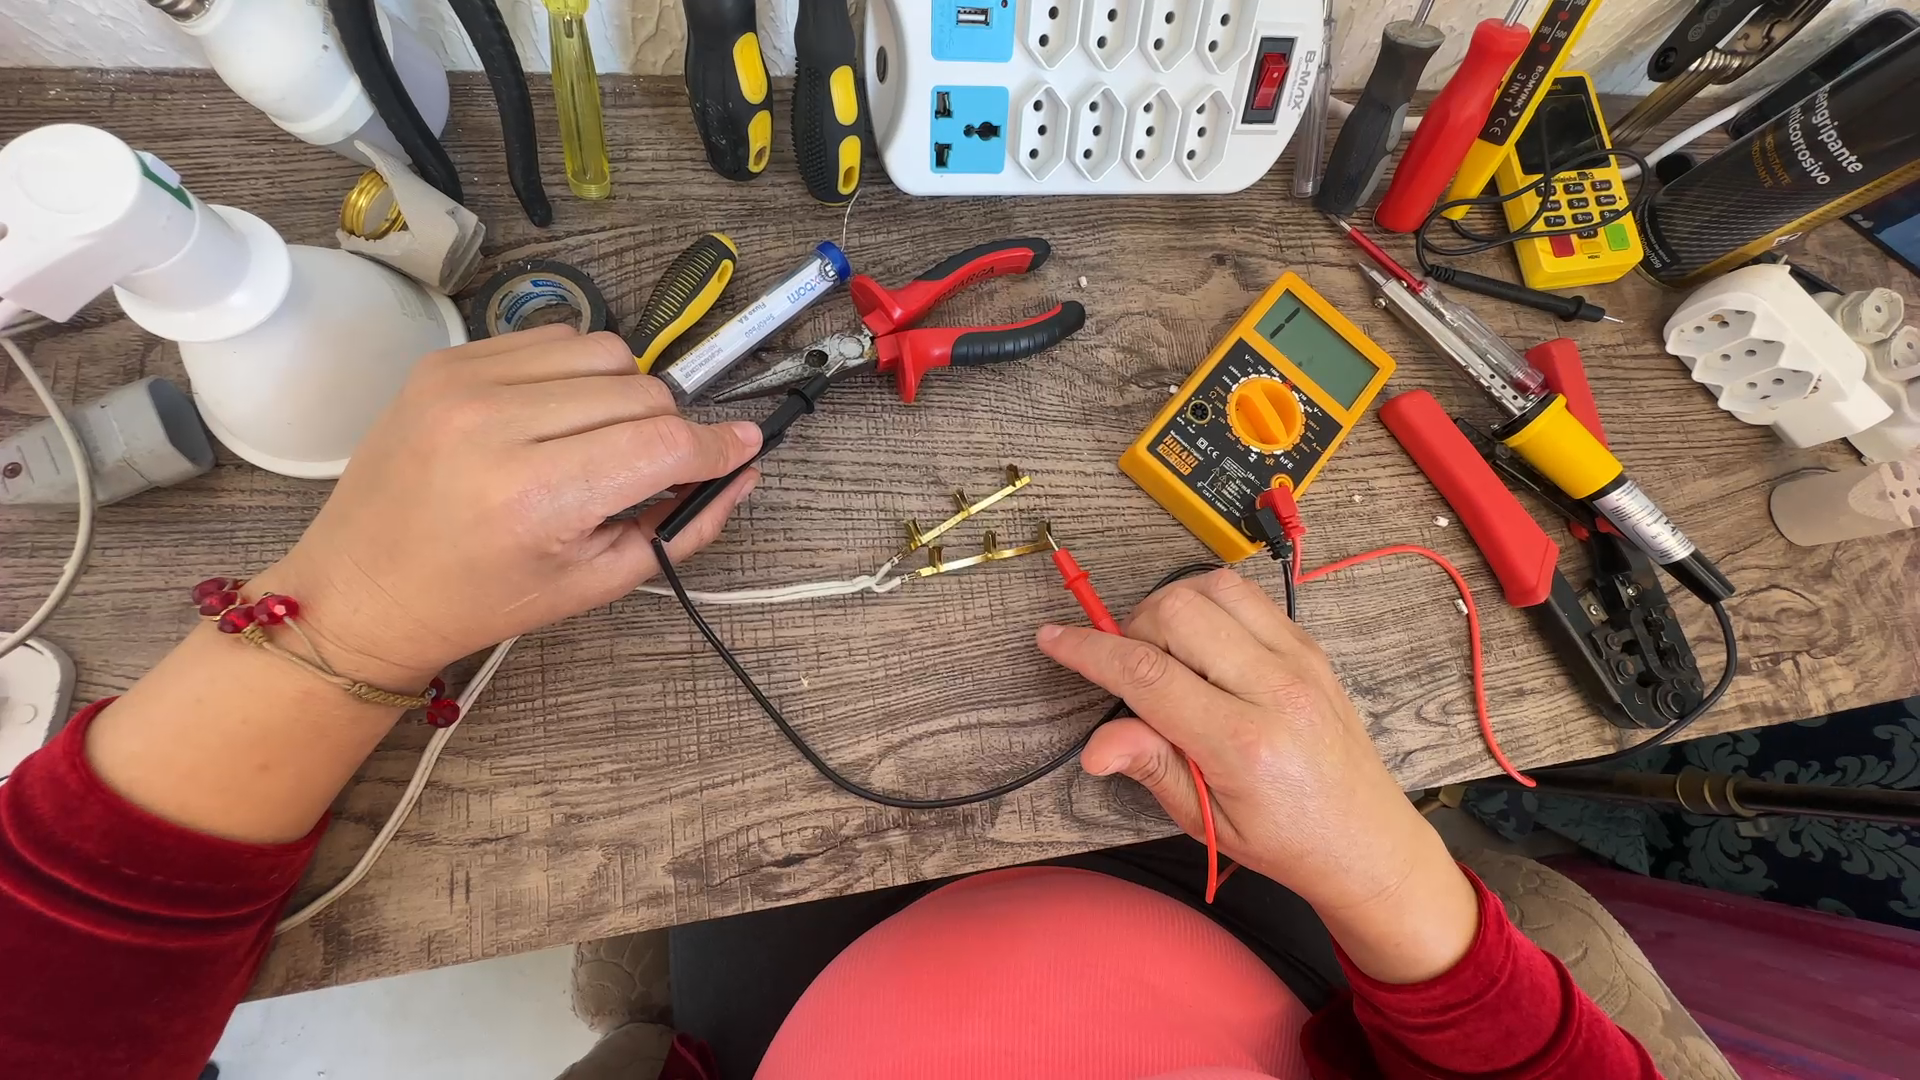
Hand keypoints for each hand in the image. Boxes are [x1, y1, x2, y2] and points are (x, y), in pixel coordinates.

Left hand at [256, 327, 761, 688]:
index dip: (718, 446)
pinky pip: (558, 337)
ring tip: (605, 438)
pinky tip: (563, 414)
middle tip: (654, 470)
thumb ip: (686, 526)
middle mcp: (498, 425)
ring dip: (631, 395)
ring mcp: (466, 380)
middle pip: (645, 394)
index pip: (664, 444)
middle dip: (672, 431)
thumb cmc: (491, 598)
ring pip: (611, 353)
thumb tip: (743, 471)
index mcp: (537, 498)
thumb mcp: (602, 580)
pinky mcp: (448, 358)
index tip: (743, 448)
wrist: (364, 588)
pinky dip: (583, 372)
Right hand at [1038, 568, 1478, 982]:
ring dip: (1169, 607)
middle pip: (1176, 612)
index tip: (1053, 638)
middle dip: (1132, 629)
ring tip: (1165, 650)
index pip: (1146, 673)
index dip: (1088, 650)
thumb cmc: (1286, 840)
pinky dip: (1206, 602)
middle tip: (1130, 668)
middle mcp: (1275, 688)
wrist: (1371, 842)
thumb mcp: (1206, 821)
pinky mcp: (1309, 644)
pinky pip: (1244, 593)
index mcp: (1243, 744)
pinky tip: (1201, 641)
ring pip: (1210, 587)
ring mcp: (1298, 659)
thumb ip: (1150, 766)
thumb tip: (1094, 746)